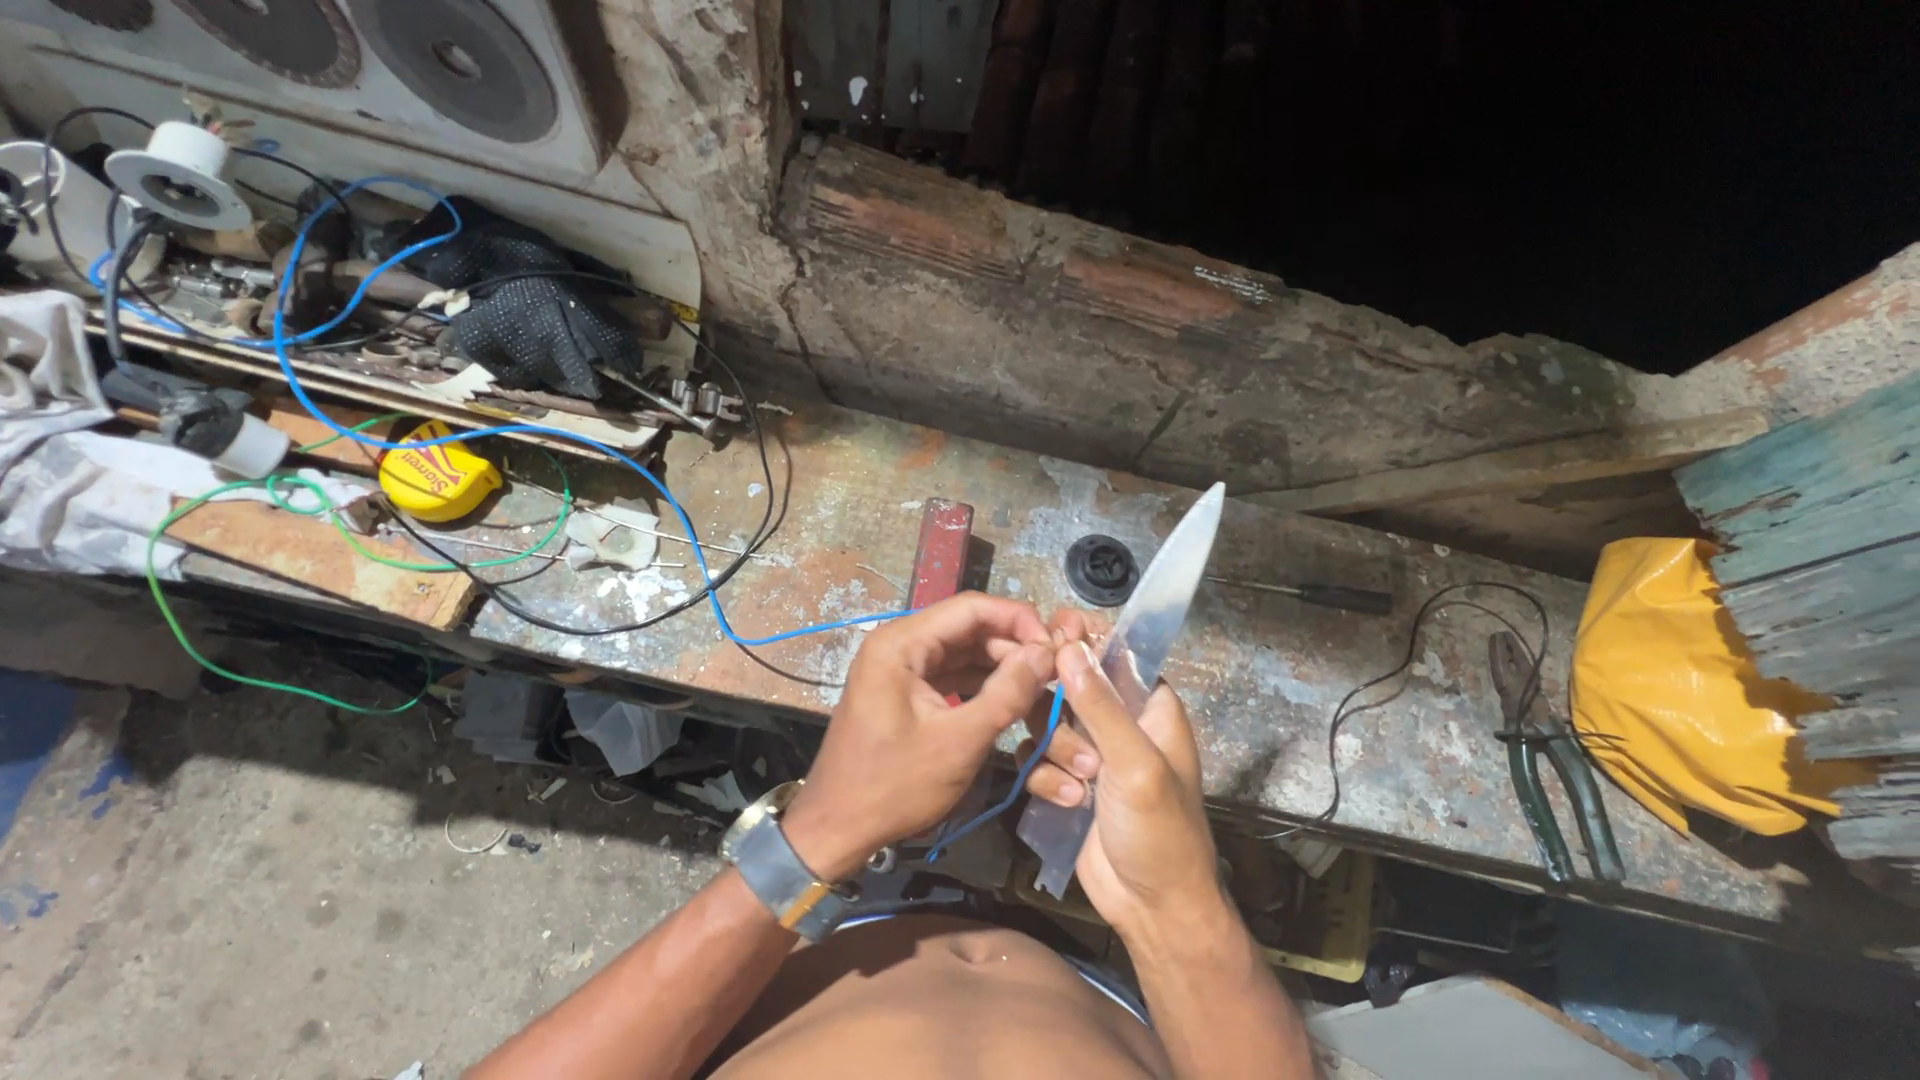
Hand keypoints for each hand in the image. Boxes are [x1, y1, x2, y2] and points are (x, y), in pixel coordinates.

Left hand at [781, 592, 1054, 882]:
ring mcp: (899, 669)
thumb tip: (1046, 653)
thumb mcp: (959, 741)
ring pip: (962, 651)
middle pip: (967, 627)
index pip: (971, 608)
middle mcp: (898, 645)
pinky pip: (950, 674)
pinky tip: (1013, 698)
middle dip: (1012, 644)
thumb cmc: (893, 785)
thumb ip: (1006, 693)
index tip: (1055, 647)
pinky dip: (981, 683)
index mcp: (901, 643)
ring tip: (1042, 684)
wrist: (838, 829)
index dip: (1018, 619)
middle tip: (1055, 669)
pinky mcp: (904, 692)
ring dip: (1000, 664)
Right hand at [1021, 613, 1223, 937]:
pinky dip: (1047, 779)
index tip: (1049, 641)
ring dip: (1056, 752)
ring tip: (1082, 785)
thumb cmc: (1160, 829)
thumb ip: (1099, 705)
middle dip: (1061, 713)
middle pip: (1067, 685)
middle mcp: (1119, 721)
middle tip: (1071, 740)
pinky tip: (1068, 803)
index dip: (1080, 643)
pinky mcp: (1067, 781)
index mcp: (1150, 706)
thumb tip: (1068, 645)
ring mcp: (1090, 752)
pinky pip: (1037, 759)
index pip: (1112, 653)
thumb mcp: (1135, 763)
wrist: (1151, 905)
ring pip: (1046, 722)